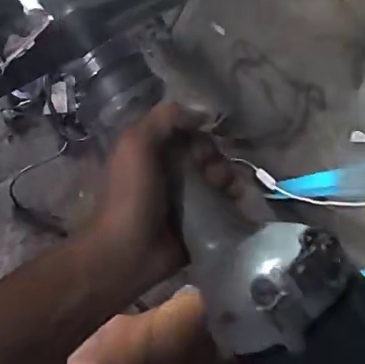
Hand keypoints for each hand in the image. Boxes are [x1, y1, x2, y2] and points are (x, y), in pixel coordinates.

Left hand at [84, 102, 219, 288]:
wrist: (127, 252)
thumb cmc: (130, 193)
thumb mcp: (137, 143)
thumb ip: (164, 118)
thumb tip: (203, 111)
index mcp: (151, 148)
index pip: (186, 128)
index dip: (199, 130)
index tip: (206, 139)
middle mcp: (169, 168)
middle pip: (205, 151)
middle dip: (215, 157)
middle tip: (214, 173)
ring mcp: (185, 196)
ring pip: (217, 175)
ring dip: (227, 176)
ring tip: (227, 189)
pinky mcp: (199, 220)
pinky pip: (223, 202)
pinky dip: (233, 198)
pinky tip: (237, 201)